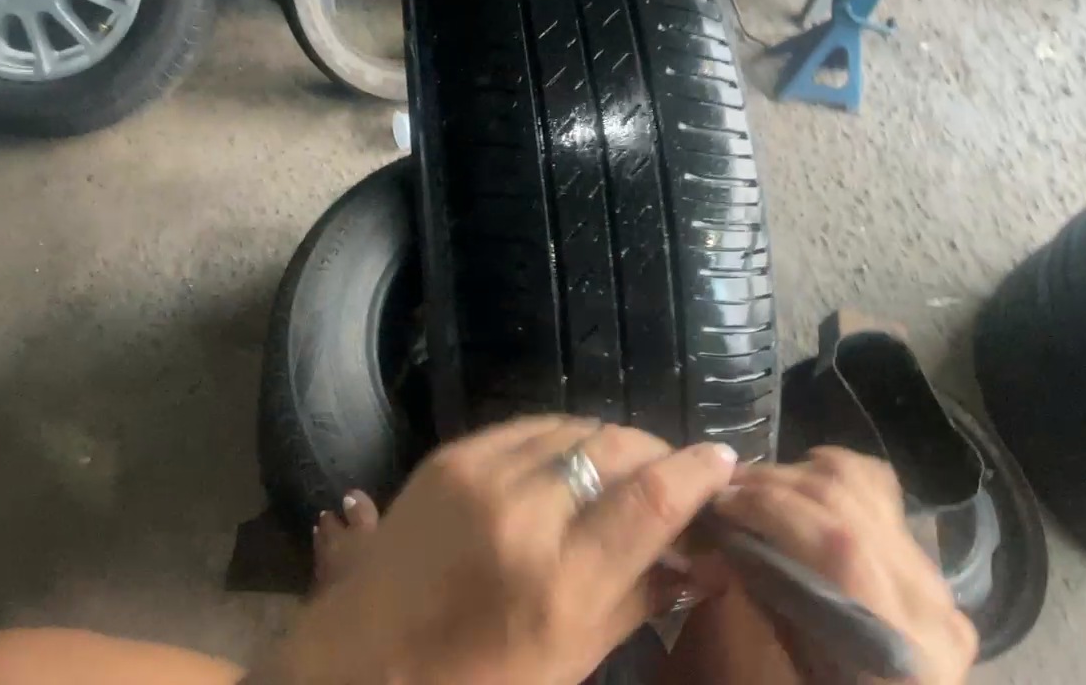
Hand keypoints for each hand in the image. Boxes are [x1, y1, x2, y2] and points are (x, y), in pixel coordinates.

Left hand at [253, 416, 739, 684]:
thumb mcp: (570, 656)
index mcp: (558, 582)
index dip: (695, 472)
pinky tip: (571, 459)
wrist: (364, 658)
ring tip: (624, 465)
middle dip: (655, 451)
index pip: (649, 500)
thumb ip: (641, 598)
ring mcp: (480, 474)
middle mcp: (522, 512)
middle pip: (614, 447)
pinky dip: (563, 438)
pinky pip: (528, 426)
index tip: (722, 461)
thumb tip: (707, 558)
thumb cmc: (477, 678)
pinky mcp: (453, 453)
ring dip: (610, 441)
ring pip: (574, 427)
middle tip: (672, 471)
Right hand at [683, 448, 976, 684]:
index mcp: (894, 645)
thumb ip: (743, 600)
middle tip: (724, 488)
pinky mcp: (925, 571)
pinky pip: (881, 499)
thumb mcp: (760, 676)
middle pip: (848, 503)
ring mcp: (934, 584)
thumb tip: (718, 532)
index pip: (837, 543)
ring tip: (756, 489)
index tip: (718, 502)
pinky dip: (836, 479)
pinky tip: (802, 489)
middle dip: (774, 482)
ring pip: (865, 486)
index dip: (772, 506)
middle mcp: (928, 606)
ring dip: (798, 474)